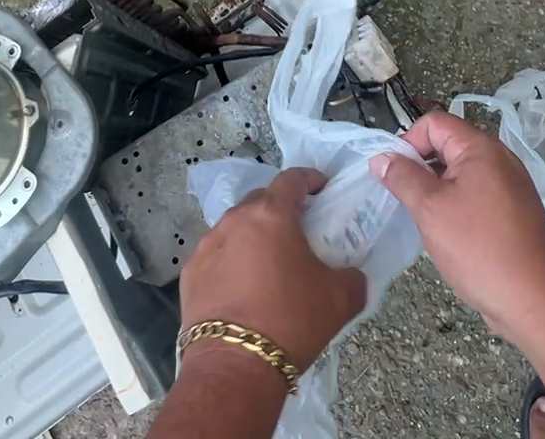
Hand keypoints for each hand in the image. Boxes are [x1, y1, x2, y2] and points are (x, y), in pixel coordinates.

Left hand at [179, 167, 366, 370]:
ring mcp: (208, 243)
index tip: (322, 188)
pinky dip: (230, 261)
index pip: (292, 179)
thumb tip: (353, 276)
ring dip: (253, 236)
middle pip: (261, 200)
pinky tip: (241, 287)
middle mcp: (236, 219)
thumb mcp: (339, 299)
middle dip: (280, 209)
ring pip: (235, 227)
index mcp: (272, 215)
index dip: (310, 179)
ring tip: (268, 264)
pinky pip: (216, 255)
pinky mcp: (190, 271)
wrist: (234, 365)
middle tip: (298, 232)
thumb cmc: (291, 320)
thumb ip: (353, 278)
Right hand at [371, 111, 544, 342]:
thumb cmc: (478, 248)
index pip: (434, 123)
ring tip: (425, 219)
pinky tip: (449, 233)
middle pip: (448, 145)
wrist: (535, 301)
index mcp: (481, 148)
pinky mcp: (515, 211)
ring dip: (437, 188)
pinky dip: (456, 204)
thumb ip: (402, 177)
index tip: (395, 174)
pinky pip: (476, 193)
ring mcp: (510, 186)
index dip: (408, 142)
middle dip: (421, 167)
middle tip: (406, 198)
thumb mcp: (429, 208)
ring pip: (461, 172)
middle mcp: (499, 159)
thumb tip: (381, 157)